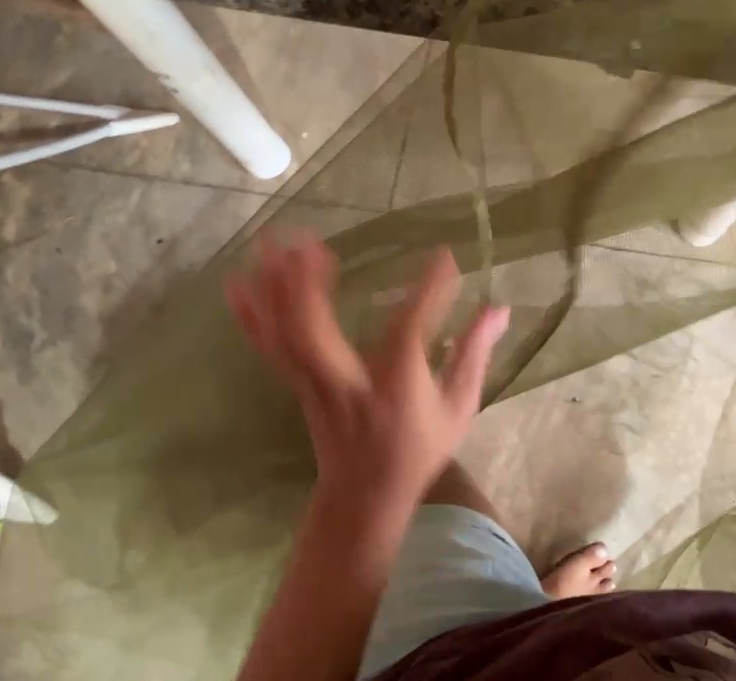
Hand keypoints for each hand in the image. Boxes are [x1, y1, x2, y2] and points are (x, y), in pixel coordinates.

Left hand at [227, 236, 509, 507]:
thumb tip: (498, 309)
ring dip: (274, 285)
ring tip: (271, 241)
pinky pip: (266, 345)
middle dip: (305, 282)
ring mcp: (313, 382)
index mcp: (394, 385)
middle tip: (308, 237)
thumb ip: (474, 354)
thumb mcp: (458, 408)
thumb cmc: (417, 450)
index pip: (410, 329)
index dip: (429, 292)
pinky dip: (250, 312)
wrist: (364, 497)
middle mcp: (346, 381)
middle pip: (314, 330)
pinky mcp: (295, 382)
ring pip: (284, 332)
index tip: (444, 257)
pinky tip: (237, 281)